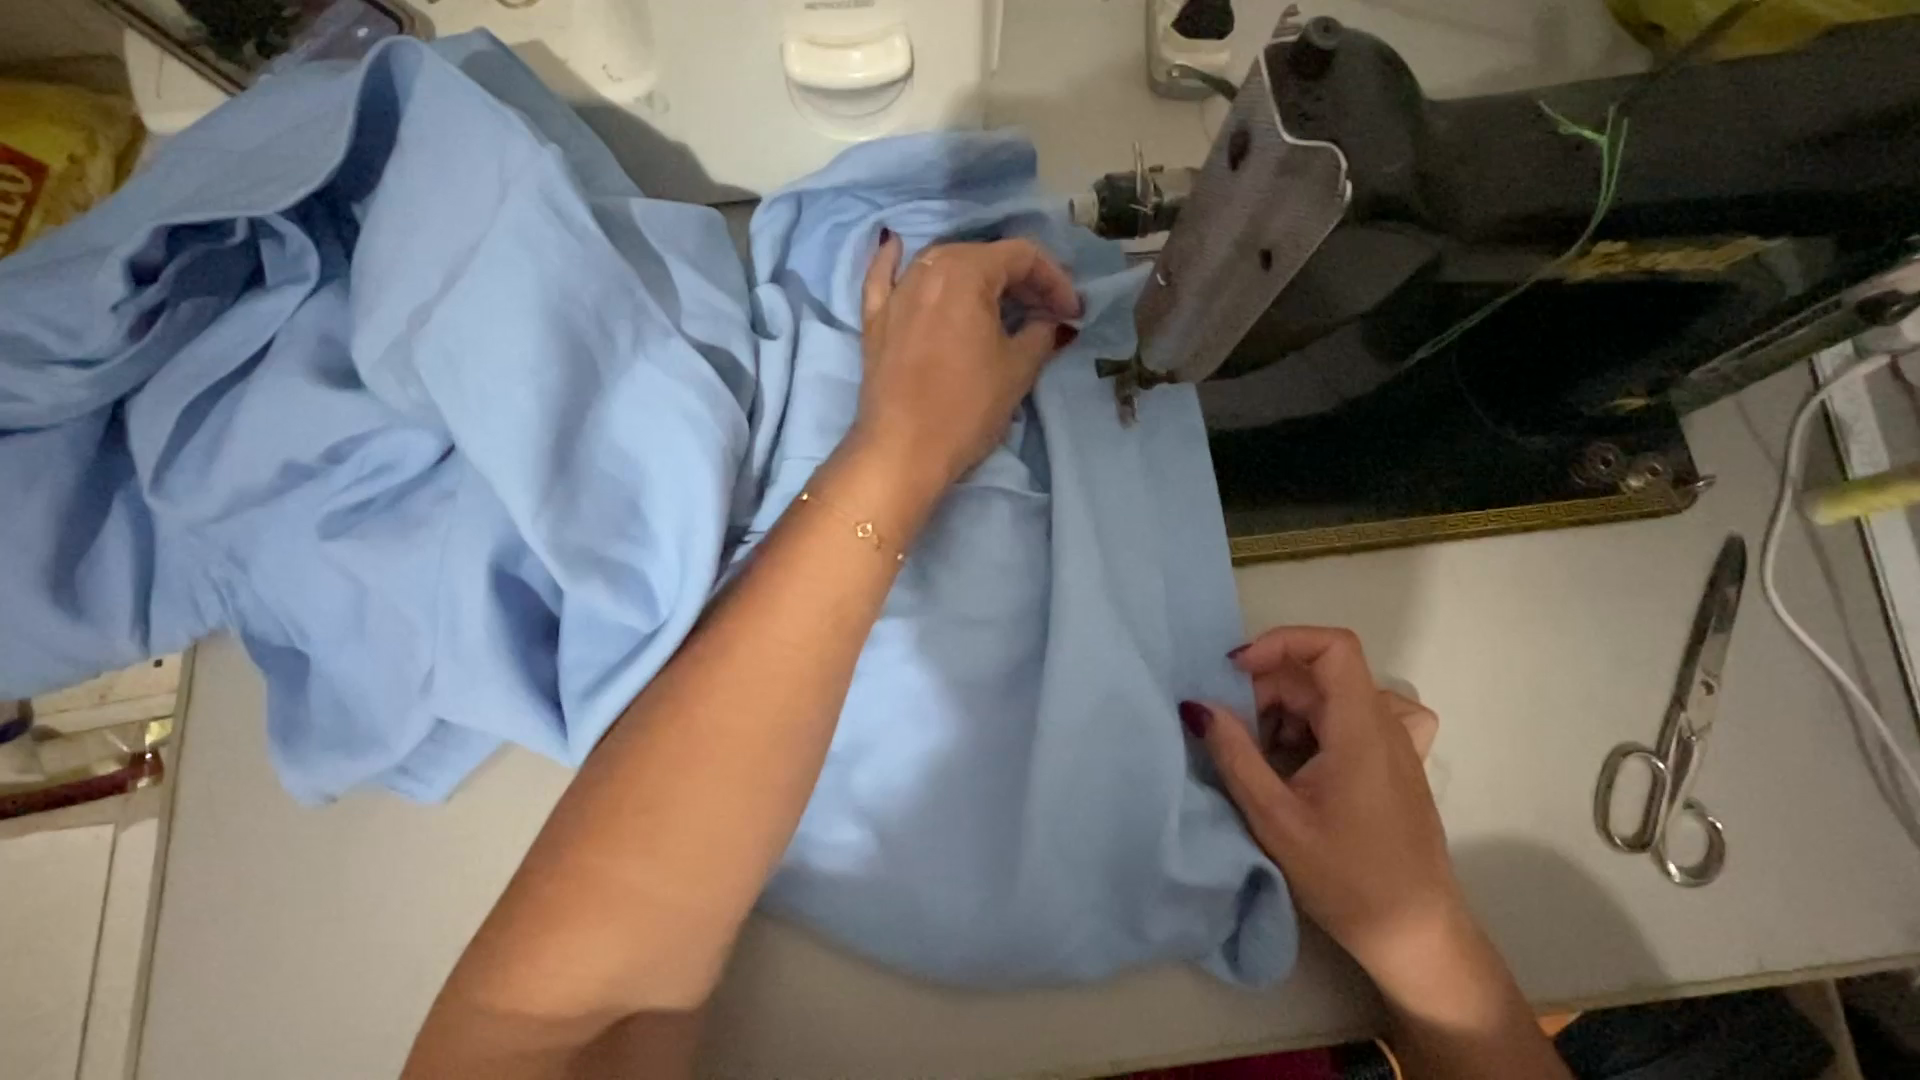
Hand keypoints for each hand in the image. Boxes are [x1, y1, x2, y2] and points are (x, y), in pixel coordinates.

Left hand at [850, 232, 1081, 492]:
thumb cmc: (967, 408)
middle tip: (1046, 313)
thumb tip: (1052, 320)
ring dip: (976, 278)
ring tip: (1001, 304)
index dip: (1055, 280)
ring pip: (942, 266)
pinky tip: (896, 247)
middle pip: (982, 258)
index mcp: (966, 271)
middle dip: (1020, 281)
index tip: (1072, 311)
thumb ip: (1041, 334)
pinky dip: (894, 262)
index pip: (1022, 256)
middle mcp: (927, 269)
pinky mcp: (874, 320)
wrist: (902, 450)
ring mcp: (896, 293)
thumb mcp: (1017, 370)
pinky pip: (885, 278)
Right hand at [1183, 627, 1463, 992]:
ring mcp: (1394, 745)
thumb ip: (1235, 755)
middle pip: (1318, 675)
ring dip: (1284, 712)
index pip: (1331, 646)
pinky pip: (1351, 718)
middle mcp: (1384, 725)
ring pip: (1330, 697)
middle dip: (1265, 691)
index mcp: (1362, 729)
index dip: (1280, 643)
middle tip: (1230, 733)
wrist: (1415, 934)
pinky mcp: (1393, 765)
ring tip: (1258, 756)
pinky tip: (1302, 757)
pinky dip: (1316, 725)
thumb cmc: (1346, 878)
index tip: (1235, 673)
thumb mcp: (1275, 818)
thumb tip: (1196, 706)